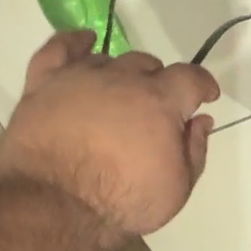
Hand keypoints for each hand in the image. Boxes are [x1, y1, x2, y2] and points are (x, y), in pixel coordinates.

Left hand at [0, 33, 221, 236]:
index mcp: (159, 102)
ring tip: (121, 96)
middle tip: (157, 110)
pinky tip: (84, 43)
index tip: (207, 96)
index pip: (190, 78)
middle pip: (148, 65)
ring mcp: (80, 78)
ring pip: (109, 59)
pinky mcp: (43, 83)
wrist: (58, 207)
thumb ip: (194, 149)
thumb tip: (200, 120)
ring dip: (122, 73)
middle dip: (160, 83)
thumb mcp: (178, 187)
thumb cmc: (126, 201)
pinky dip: (74, 43)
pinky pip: (59, 49)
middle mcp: (121, 79)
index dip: (202, 85)